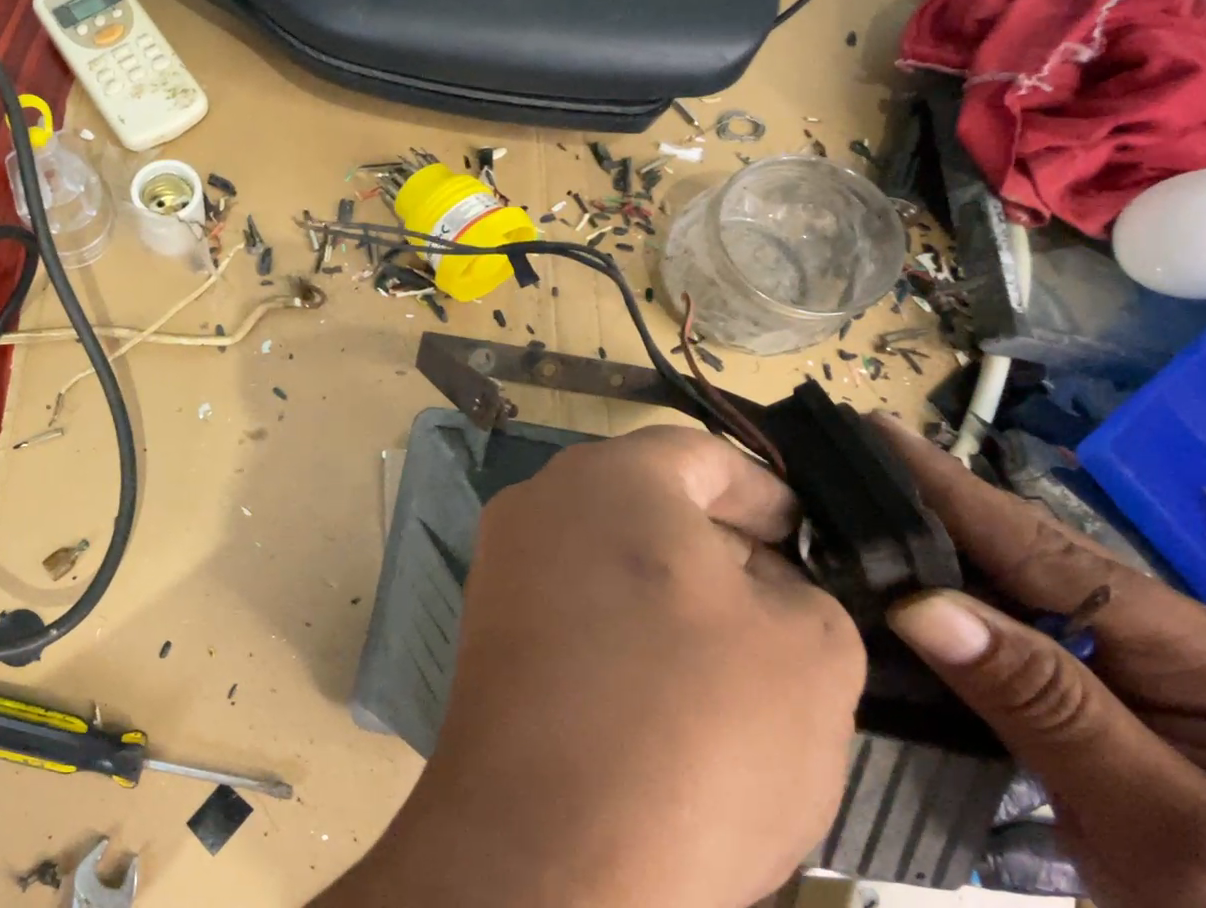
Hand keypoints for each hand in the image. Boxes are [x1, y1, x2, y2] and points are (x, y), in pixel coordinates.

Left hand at [315, 427, 864, 907]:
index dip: (767, 496)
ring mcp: (500, 572)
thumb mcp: (810, 648)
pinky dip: (624, 634)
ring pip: (609, 562)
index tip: (814, 544)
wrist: (545, 847)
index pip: (698, 455)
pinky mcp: (487, 636)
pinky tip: (667, 695)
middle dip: (722, 548)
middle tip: (791, 608)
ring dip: (674, 597)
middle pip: (646, 506)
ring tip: (739, 665)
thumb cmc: (693, 726)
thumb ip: (798, 590)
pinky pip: (572, 610)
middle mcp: (536, 507)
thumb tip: (758, 581)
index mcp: (607, 479)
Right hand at [873, 414, 1205, 906]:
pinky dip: (934, 614)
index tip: (869, 431)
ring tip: (838, 521)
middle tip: (830, 470)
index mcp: (1180, 645)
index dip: (948, 488)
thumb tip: (918, 606)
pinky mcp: (1090, 709)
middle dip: (924, 507)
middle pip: (1018, 555)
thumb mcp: (1153, 813)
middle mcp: (1143, 641)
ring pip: (1003, 596)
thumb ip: (1043, 702)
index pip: (1038, 546)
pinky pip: (998, 642)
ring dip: (920, 556)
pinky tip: (885, 601)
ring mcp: (1115, 675)